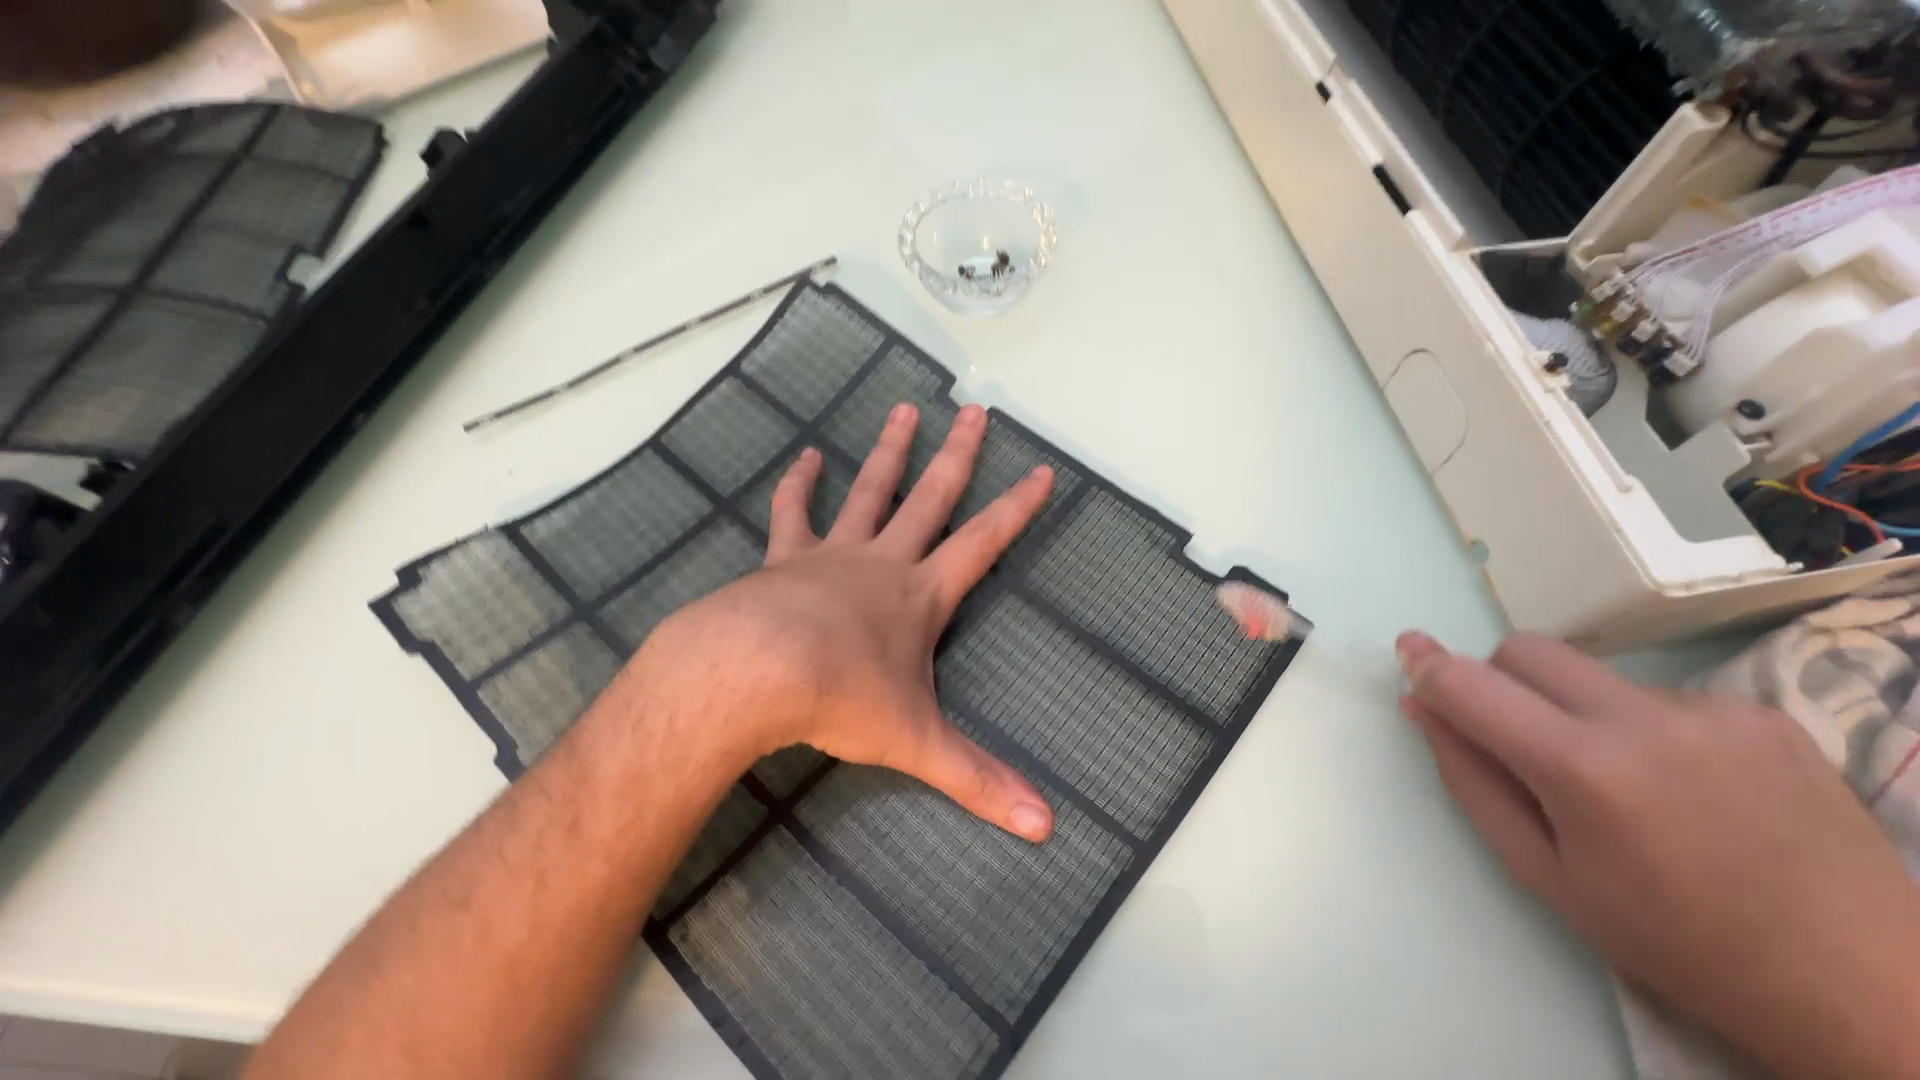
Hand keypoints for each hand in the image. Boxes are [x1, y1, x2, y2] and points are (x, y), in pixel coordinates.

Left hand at [633, 402, 1055, 841]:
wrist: (756, 671)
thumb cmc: (842, 700)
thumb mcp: (918, 744)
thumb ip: (979, 781)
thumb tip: (1045, 828)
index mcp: (922, 596)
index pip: (983, 544)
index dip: (1017, 509)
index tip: (1042, 470)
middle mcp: (884, 562)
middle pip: (931, 497)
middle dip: (958, 455)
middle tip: (976, 410)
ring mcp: (833, 553)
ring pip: (871, 490)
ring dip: (891, 450)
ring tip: (905, 408)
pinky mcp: (786, 558)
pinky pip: (795, 512)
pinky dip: (800, 483)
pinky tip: (804, 457)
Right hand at [1398, 630, 1919, 1079]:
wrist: (1856, 980)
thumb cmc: (1672, 939)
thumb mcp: (1545, 873)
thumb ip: (1472, 780)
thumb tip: (1422, 708)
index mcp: (1582, 769)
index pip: (1475, 686)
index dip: (1430, 664)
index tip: (1408, 649)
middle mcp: (1645, 719)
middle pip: (1531, 651)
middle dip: (1501, 678)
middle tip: (1514, 735)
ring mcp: (1714, 710)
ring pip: (1600, 678)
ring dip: (1582, 712)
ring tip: (1630, 787)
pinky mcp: (1766, 714)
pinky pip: (1668, 698)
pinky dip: (1650, 730)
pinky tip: (1691, 789)